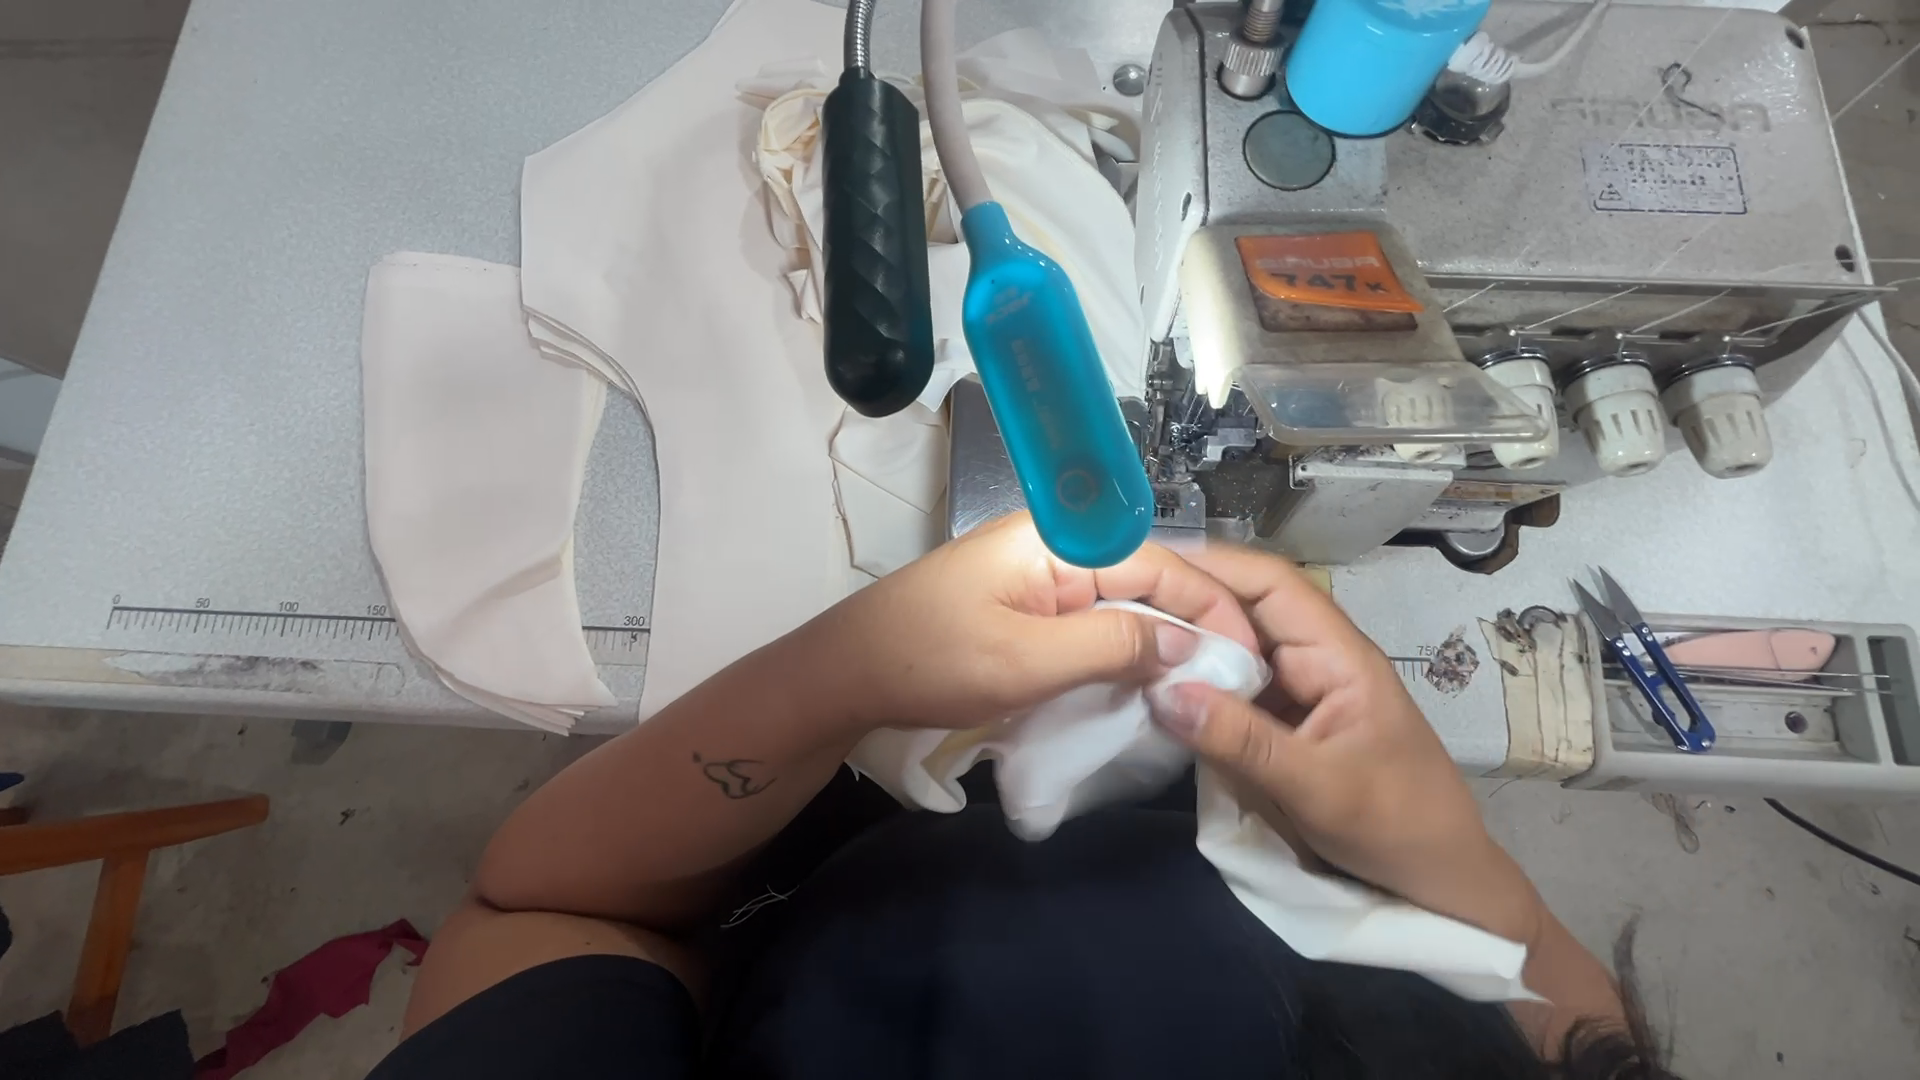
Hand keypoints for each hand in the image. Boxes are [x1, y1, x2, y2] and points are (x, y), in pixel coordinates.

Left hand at [816, 513, 1257, 732]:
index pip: (1158, 561)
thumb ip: (1112, 643)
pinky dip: (1119, 648)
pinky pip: (1087, 620)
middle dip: (1189, 623)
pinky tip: (1143, 678)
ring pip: (1118, 600)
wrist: (849, 672)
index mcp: (1057, 539)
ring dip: (1157, 639)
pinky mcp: (1024, 605)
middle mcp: (1053, 545)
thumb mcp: (1027, 660)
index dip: (1208, 607)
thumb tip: (1188, 643)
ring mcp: (1036, 575)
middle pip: (1143, 576)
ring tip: (1200, 683)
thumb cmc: (931, 660)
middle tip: (1232, 677)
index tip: (1247, 656)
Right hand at [1148, 546, 1542, 943]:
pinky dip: (1192, 678)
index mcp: (1337, 653)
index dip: (1214, 565)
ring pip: (1231, 645)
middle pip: (1243, 607)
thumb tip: (1161, 692)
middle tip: (1118, 601)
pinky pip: (1229, 683)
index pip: (1272, 584)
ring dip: (1183, 639)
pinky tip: (1153, 681)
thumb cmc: (1397, 824)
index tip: (1150, 565)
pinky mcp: (1277, 716)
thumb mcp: (1319, 786)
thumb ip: (1241, 740)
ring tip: (1123, 633)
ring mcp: (1293, 686)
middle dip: (1185, 599)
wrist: (1436, 880)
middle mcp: (1311, 656)